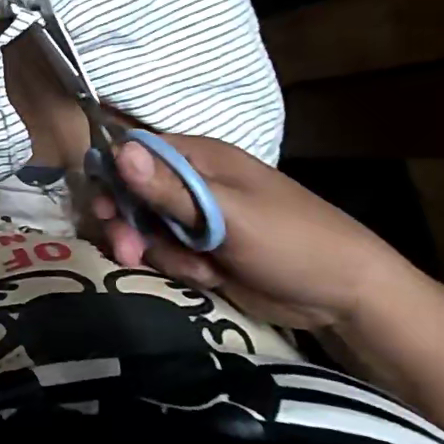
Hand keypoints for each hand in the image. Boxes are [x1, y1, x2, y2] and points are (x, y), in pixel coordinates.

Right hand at [95, 135, 426, 329]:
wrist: (339, 294)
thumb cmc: (289, 240)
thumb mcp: (227, 215)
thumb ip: (171, 188)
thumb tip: (119, 150)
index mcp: (201, 158)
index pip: (137, 153)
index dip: (114, 178)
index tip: (103, 211)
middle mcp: (193, 182)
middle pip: (134, 194)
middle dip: (131, 225)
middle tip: (130, 252)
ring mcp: (198, 218)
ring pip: (147, 229)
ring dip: (162, 252)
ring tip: (199, 270)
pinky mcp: (203, 250)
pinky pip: (168, 254)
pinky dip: (181, 268)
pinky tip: (210, 277)